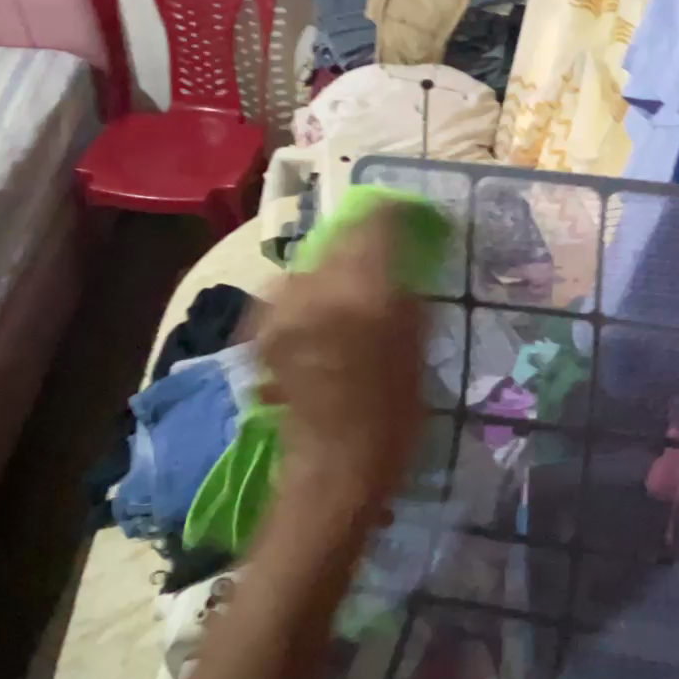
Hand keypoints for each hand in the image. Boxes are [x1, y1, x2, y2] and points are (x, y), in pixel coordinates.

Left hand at [245, 208, 427, 502]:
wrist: (334, 467)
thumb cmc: (394, 411)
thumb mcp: (418, 341)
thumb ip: (408, 287)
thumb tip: (407, 252)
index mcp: (364, 292)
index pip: (376, 220)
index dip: (396, 211)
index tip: (411, 216)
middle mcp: (315, 289)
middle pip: (340, 234)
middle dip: (365, 236)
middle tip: (385, 251)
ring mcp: (281, 308)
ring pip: (312, 260)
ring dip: (333, 264)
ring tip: (349, 287)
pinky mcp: (260, 328)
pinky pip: (288, 288)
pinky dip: (307, 290)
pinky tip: (320, 313)